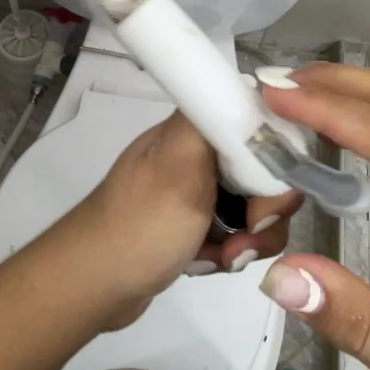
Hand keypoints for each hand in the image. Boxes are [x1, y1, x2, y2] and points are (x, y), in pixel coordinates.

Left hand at [56, 112, 301, 328]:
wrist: (93, 285)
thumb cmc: (141, 224)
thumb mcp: (179, 165)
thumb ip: (212, 121)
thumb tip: (244, 85)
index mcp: (193, 132)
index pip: (258, 129)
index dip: (276, 162)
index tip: (267, 198)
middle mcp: (195, 155)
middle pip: (261, 173)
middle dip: (265, 212)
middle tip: (246, 236)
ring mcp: (192, 192)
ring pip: (250, 208)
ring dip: (249, 238)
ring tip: (225, 257)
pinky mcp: (190, 226)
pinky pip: (231, 233)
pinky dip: (228, 250)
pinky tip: (209, 263)